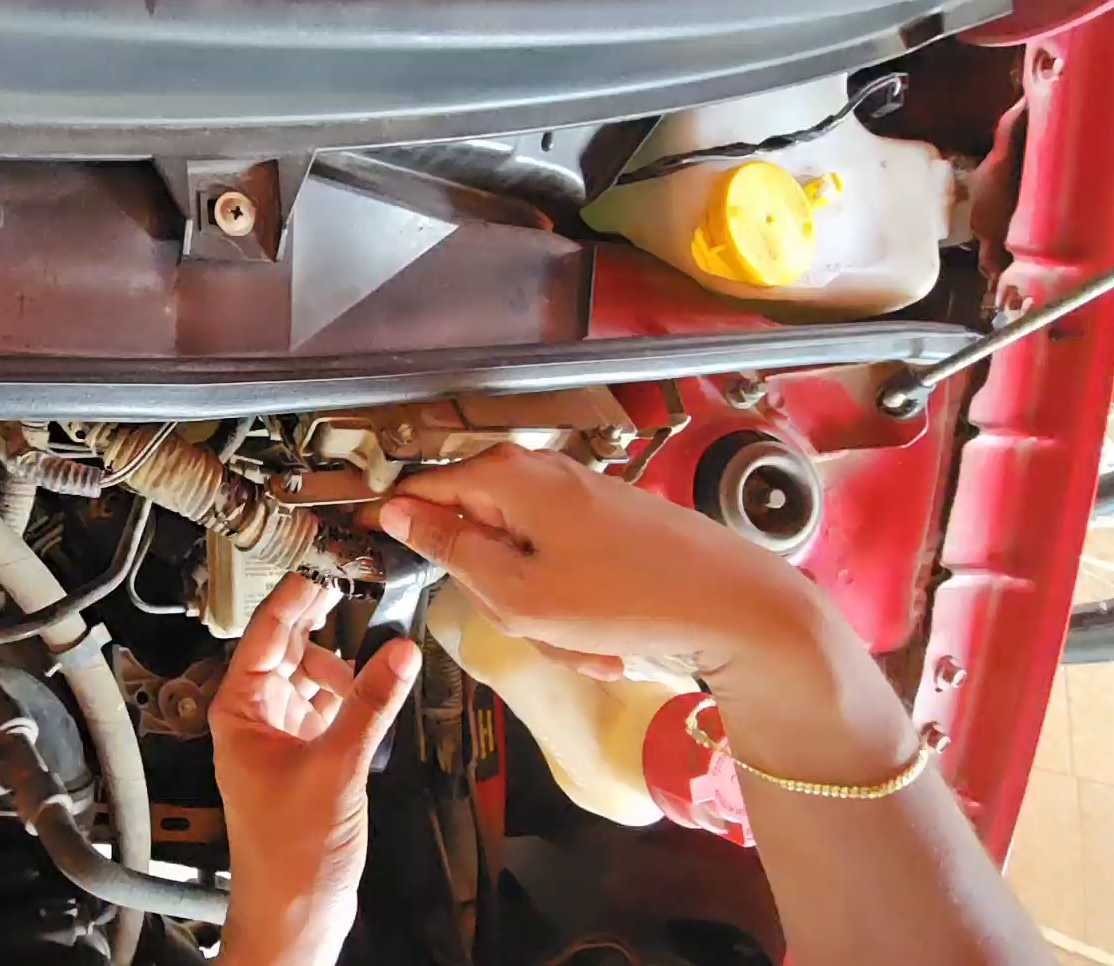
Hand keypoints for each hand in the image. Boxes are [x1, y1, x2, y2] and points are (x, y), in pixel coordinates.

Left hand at [210, 574, 420, 965]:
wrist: (295, 918)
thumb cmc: (292, 853)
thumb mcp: (336, 768)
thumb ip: (370, 705)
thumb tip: (400, 650)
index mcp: (240, 707)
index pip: (267, 632)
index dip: (295, 593)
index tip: (323, 560)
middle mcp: (254, 711)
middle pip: (287, 645)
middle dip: (319, 618)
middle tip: (352, 582)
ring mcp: (279, 730)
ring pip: (309, 672)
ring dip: (339, 661)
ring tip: (374, 649)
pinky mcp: (305, 750)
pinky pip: (325, 702)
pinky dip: (348, 691)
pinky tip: (371, 685)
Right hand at [369, 444, 914, 784]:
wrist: (739, 608)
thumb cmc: (619, 599)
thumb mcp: (515, 590)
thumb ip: (447, 546)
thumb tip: (395, 510)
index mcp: (503, 478)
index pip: (417, 490)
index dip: (394, 524)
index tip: (374, 552)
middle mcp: (531, 471)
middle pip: (469, 529)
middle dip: (489, 587)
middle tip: (523, 624)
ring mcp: (568, 491)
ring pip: (512, 555)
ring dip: (532, 607)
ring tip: (577, 643)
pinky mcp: (596, 514)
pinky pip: (551, 560)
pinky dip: (564, 603)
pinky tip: (600, 637)